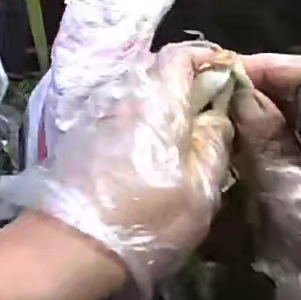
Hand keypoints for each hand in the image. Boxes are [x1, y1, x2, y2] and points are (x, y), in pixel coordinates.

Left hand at [0, 43, 240, 298]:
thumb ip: (213, 141)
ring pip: (139, 94)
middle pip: (158, 71)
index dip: (208, 60)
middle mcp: (123, 95)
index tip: (230, 80)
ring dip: (164, 106)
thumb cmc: (146, 219)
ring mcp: (98, 114)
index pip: (180, 54)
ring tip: (186, 137)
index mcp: (156, 99)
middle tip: (213, 114)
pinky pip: (121, 114)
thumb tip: (217, 113)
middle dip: (188, 84)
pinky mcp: (82, 135)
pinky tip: (153, 153)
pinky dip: (142, 122)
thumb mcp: (200, 188)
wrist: (70, 246)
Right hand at [233, 53, 300, 299]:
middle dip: (265, 86)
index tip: (225, 72)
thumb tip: (240, 93)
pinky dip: (288, 131)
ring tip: (232, 114)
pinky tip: (260, 142)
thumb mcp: (294, 196)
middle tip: (220, 93)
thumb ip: (266, 140)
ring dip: (274, 109)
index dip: (266, 66)